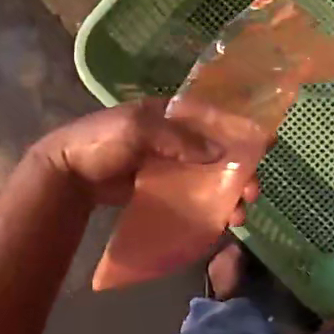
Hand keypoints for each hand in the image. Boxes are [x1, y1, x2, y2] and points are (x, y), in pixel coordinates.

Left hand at [32, 100, 259, 220]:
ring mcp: (167, 164)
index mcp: (170, 113)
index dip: (241, 129)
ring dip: (228, 192)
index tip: (266, 144)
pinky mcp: (159, 188)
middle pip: (216, 151)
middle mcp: (174, 137)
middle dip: (239, 170)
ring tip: (240, 213)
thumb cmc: (101, 141)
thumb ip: (178, 138)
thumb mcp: (138, 128)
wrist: (67, 173)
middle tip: (253, 190)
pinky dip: (207, 205)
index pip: (213, 117)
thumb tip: (219, 152)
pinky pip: (190, 194)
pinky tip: (220, 219)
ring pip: (207, 176)